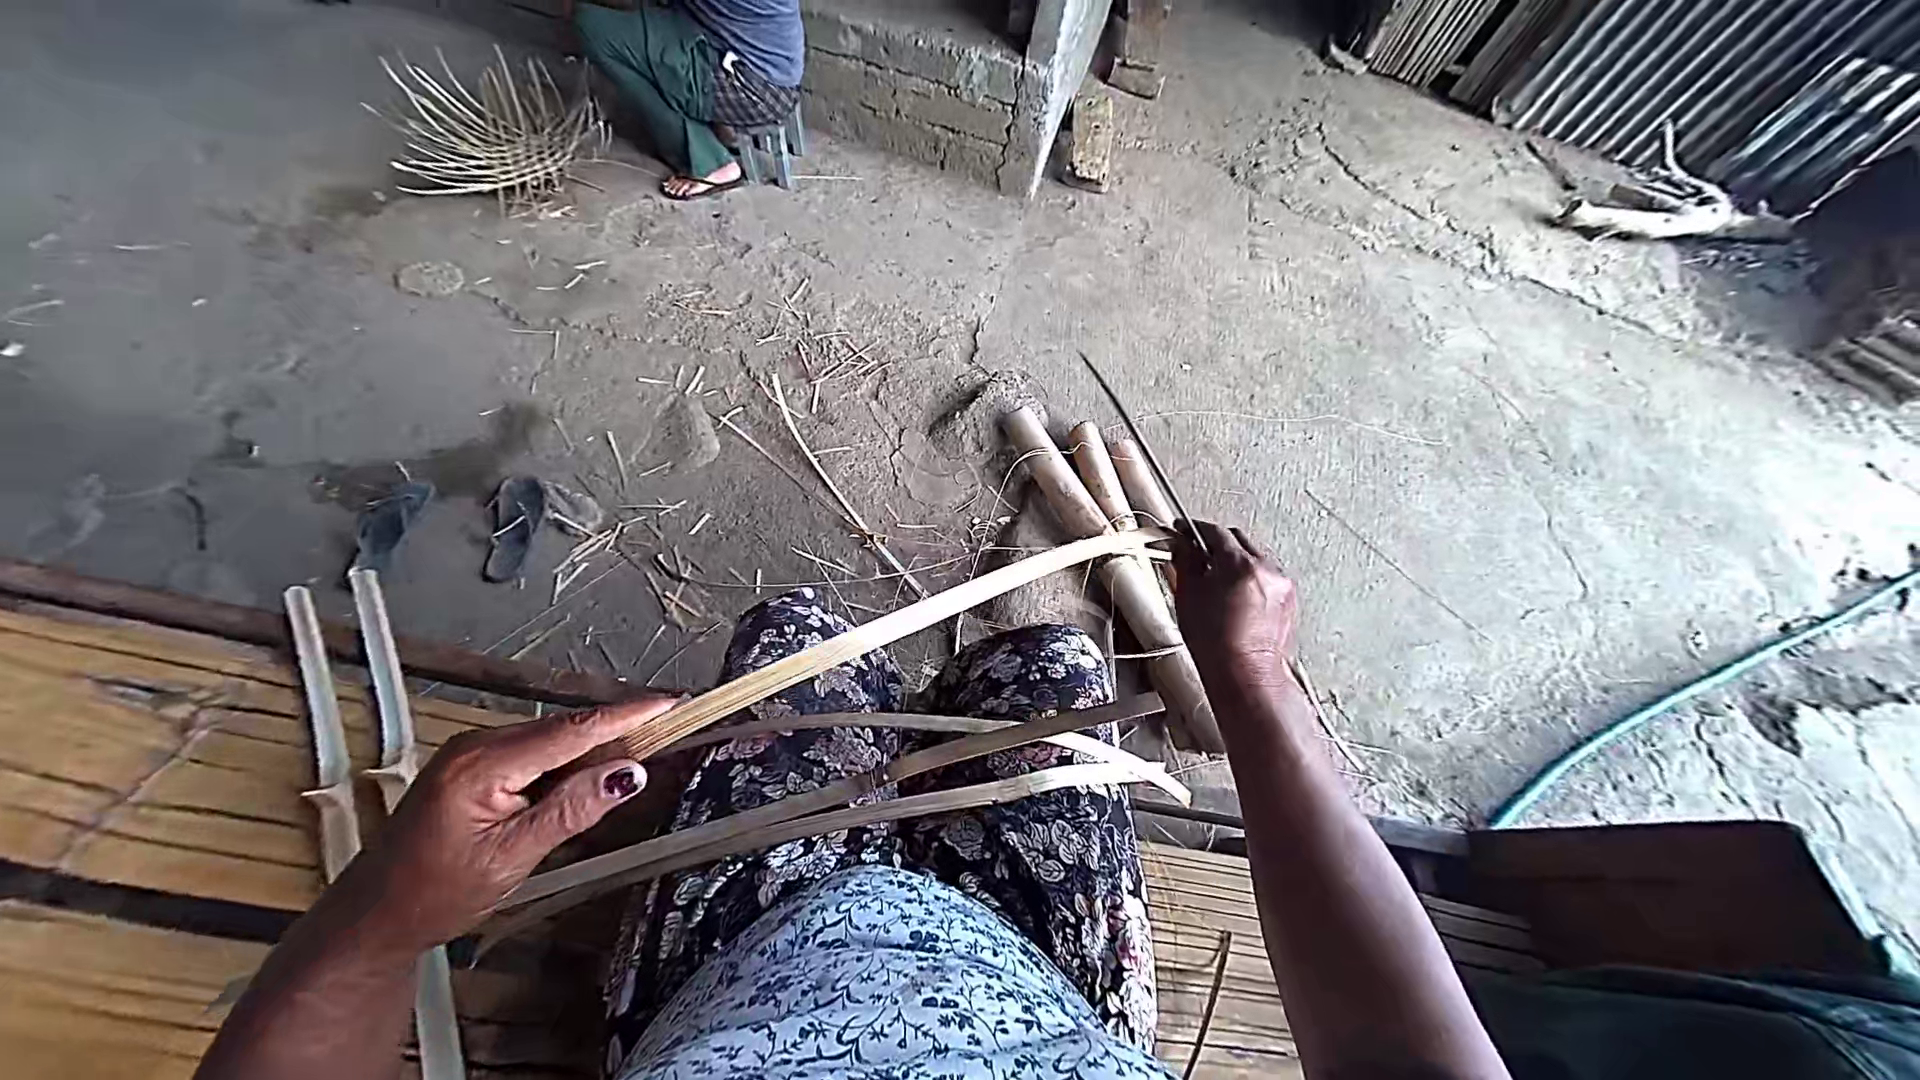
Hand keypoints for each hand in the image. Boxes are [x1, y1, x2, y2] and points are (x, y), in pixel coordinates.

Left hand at [319, 697, 672, 954]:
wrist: (371, 918)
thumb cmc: (434, 895)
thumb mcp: (512, 857)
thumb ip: (573, 809)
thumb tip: (629, 773)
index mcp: (482, 766)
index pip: (573, 730)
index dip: (628, 714)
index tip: (670, 702)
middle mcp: (479, 744)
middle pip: (568, 726)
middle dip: (620, 726)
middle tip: (669, 726)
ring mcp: (476, 748)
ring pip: (557, 734)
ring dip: (599, 742)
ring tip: (641, 748)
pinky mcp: (479, 759)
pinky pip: (540, 746)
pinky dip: (574, 753)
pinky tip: (593, 767)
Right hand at [1170, 520, 1300, 699]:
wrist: (1244, 674)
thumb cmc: (1216, 644)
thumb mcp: (1188, 596)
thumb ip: (1185, 562)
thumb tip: (1182, 545)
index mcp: (1240, 565)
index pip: (1215, 532)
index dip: (1193, 529)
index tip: (1182, 531)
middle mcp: (1266, 570)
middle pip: (1238, 540)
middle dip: (1216, 543)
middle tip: (1195, 552)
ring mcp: (1281, 585)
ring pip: (1253, 557)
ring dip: (1233, 560)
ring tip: (1213, 577)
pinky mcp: (1288, 599)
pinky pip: (1265, 576)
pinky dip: (1248, 577)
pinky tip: (1231, 593)